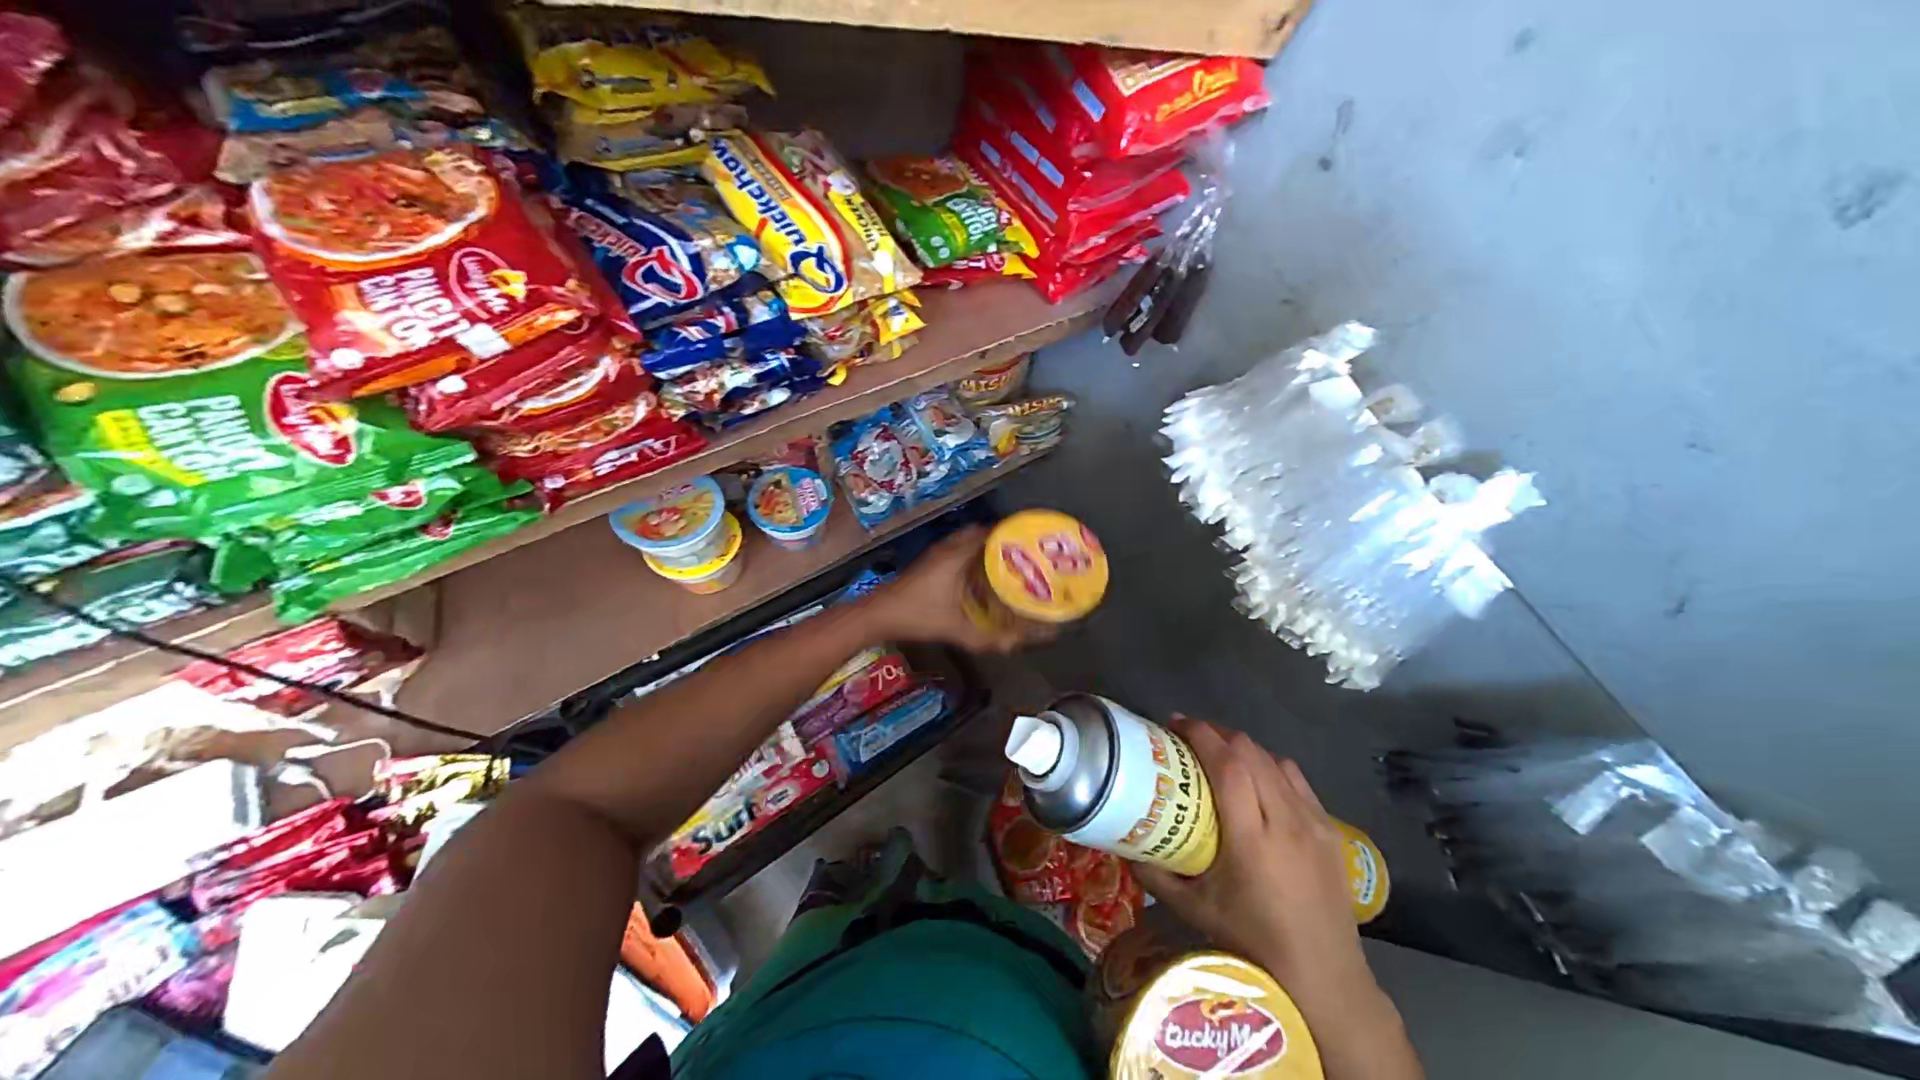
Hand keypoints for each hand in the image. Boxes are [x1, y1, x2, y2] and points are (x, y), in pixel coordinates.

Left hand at [863, 525, 1055, 653]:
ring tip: (1006, 564)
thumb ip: (984, 638)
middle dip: (999, 541)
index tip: (1028, 541)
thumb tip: (1014, 645)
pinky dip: (970, 557)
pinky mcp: (928, 565)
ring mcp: (935, 556)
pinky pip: (956, 551)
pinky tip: (979, 577)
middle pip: (977, 534)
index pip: (987, 532)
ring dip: (983, 548)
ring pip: (965, 542)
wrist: (878, 615)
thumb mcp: (953, 629)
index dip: (1009, 533)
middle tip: (1020, 554)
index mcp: (955, 556)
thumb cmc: (916, 616)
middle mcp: (946, 549)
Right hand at [1134, 716, 1374, 1006]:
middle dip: (1217, 734)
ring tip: (1220, 754)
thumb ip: (1155, 874)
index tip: (1175, 724)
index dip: (1201, 735)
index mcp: (1252, 839)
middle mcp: (1286, 821)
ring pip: (1276, 761)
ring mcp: (1315, 823)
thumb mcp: (1194, 910)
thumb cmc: (1252, 943)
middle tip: (1188, 737)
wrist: (1324, 975)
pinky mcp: (1332, 829)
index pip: (1228, 766)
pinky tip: (1256, 780)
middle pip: (1252, 753)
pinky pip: (1297, 780)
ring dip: (1244, 748)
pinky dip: (1271, 767)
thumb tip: (1125, 844)